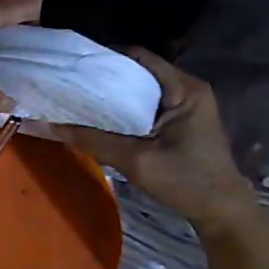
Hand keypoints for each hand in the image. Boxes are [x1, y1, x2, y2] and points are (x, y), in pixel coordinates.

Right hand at [55, 48, 259, 230]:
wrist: (222, 211)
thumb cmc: (186, 181)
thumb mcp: (136, 161)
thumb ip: (93, 140)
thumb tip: (46, 125)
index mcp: (184, 89)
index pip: (138, 57)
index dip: (103, 58)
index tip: (71, 68)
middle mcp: (185, 89)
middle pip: (137, 71)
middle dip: (102, 77)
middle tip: (66, 85)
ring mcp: (183, 105)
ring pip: (138, 90)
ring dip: (110, 95)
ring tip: (75, 100)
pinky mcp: (177, 121)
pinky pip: (143, 106)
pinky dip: (120, 110)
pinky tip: (97, 119)